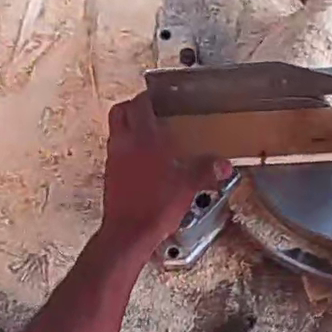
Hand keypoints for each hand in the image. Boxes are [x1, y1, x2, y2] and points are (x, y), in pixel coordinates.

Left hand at [98, 94, 232, 256]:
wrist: (128, 234)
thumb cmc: (153, 208)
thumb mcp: (187, 187)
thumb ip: (205, 170)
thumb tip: (222, 164)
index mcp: (143, 140)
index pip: (140, 104)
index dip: (148, 97)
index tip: (159, 97)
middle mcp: (124, 146)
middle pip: (120, 112)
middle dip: (133, 107)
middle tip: (149, 111)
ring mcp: (113, 161)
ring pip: (116, 132)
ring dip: (129, 128)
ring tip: (149, 136)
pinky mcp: (110, 178)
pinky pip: (116, 154)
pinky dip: (127, 151)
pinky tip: (143, 163)